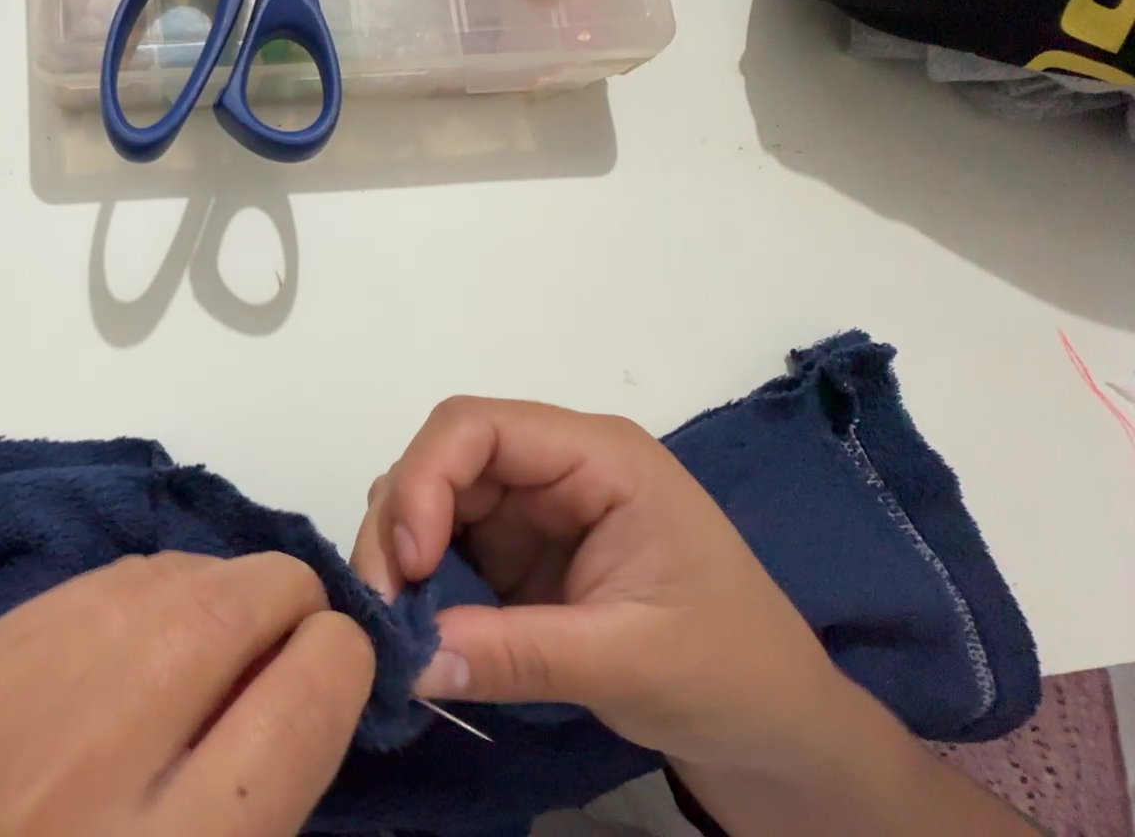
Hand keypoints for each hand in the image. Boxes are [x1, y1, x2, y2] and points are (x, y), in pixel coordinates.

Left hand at [0, 552, 373, 836]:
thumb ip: (273, 773)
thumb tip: (313, 659)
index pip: (295, 706)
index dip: (342, 661)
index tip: (341, 658)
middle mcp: (87, 759)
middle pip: (231, 607)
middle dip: (289, 597)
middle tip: (294, 627)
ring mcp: (24, 683)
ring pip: (175, 572)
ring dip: (224, 587)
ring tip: (224, 631)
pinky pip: (117, 574)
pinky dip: (161, 590)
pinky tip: (154, 631)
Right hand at [348, 398, 847, 774]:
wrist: (775, 733)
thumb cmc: (733, 676)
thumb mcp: (631, 663)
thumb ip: (516, 655)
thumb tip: (406, 661)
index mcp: (597, 458)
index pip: (476, 427)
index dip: (425, 479)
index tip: (410, 564)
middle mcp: (551, 469)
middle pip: (438, 463)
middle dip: (397, 528)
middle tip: (383, 611)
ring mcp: (526, 511)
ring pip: (426, 502)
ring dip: (396, 555)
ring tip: (396, 624)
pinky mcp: (509, 554)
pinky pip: (437, 548)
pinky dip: (413, 583)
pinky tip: (414, 624)